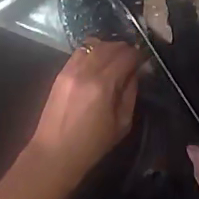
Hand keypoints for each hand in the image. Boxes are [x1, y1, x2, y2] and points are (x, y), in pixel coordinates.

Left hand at [25, 41, 139, 187]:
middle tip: (132, 58)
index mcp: (103, 85)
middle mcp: (85, 71)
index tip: (143, 59)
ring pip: (93, 45)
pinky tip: (97, 62)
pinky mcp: (60, 73)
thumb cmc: (92, 144)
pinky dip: (91, 51)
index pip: (125, 56)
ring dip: (107, 48)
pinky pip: (79, 52)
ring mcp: (70, 70)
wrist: (55, 153)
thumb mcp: (122, 123)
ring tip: (114, 58)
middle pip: (109, 46)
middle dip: (124, 49)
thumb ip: (130, 93)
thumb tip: (134, 73)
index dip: (137, 55)